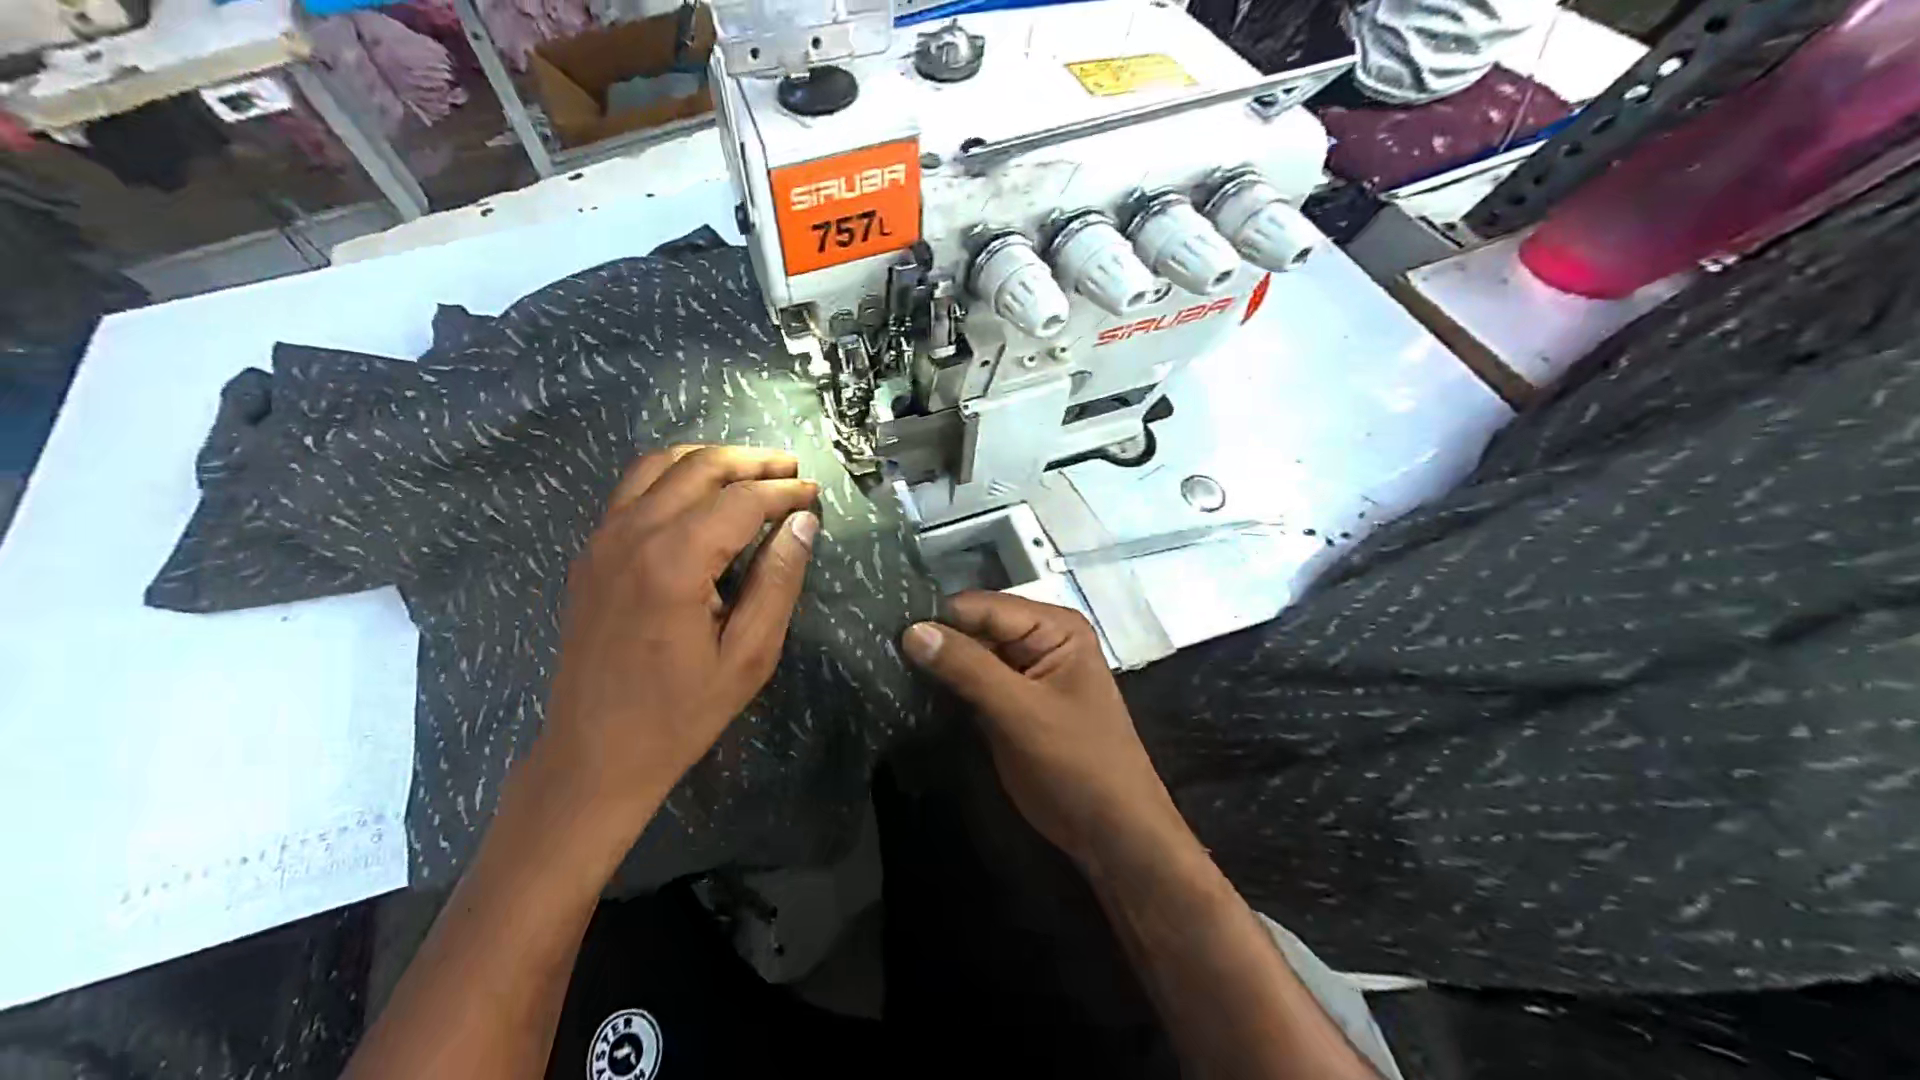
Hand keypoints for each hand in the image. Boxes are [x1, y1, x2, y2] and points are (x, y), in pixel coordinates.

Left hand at [535, 446, 819, 835]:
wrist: (594, 753)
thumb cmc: (681, 713)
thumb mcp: (749, 656)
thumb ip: (779, 581)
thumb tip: (803, 523)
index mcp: (674, 561)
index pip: (740, 500)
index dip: (783, 491)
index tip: (813, 494)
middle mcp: (632, 534)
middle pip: (699, 467)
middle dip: (752, 462)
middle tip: (791, 469)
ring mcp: (602, 539)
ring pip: (659, 466)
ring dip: (710, 460)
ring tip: (751, 472)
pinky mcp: (590, 553)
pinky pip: (632, 489)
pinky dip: (673, 476)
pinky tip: (699, 496)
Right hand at [900, 592, 1181, 867]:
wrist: (1110, 832)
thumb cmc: (1079, 763)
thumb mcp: (1023, 711)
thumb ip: (968, 668)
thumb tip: (911, 630)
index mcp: (1054, 626)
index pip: (982, 607)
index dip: (937, 617)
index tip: (882, 628)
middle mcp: (1037, 639)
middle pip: (972, 627)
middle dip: (932, 639)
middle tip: (874, 648)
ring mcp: (1021, 673)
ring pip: (966, 655)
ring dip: (933, 663)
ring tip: (879, 664)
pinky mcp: (1006, 703)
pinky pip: (967, 683)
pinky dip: (942, 687)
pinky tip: (904, 689)